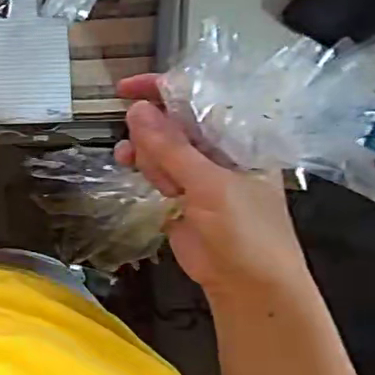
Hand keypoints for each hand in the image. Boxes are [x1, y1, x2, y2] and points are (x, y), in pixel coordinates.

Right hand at [113, 73, 311, 300]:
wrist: (248, 287)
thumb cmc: (245, 232)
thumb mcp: (208, 185)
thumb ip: (170, 147)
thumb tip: (136, 108)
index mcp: (240, 138)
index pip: (201, 99)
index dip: (164, 89)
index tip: (126, 88)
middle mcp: (220, 149)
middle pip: (175, 119)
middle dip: (150, 126)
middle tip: (140, 144)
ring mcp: (199, 171)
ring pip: (160, 144)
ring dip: (144, 148)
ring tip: (139, 164)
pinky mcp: (182, 192)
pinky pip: (156, 167)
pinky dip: (142, 164)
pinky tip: (128, 163)